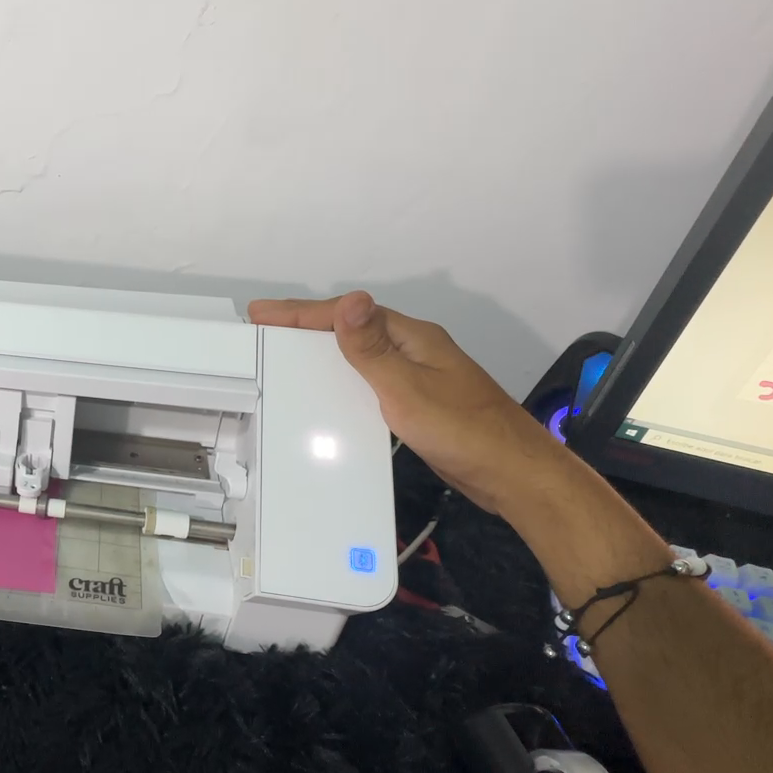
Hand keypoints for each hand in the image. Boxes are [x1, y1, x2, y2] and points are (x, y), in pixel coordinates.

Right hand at [248, 291, 576, 515]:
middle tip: (262, 330)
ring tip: (281, 354)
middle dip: (303, 325)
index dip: (298, 313)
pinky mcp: (414, 399)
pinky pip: (366, 377)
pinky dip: (338, 375)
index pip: (345, 315)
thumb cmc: (461, 429)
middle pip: (349, 327)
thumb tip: (349, 299)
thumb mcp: (406, 388)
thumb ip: (371, 348)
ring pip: (357, 352)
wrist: (512, 474)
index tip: (259, 313)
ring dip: (319, 349)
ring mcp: (415, 373)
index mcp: (409, 337)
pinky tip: (324, 389)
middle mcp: (411, 348)